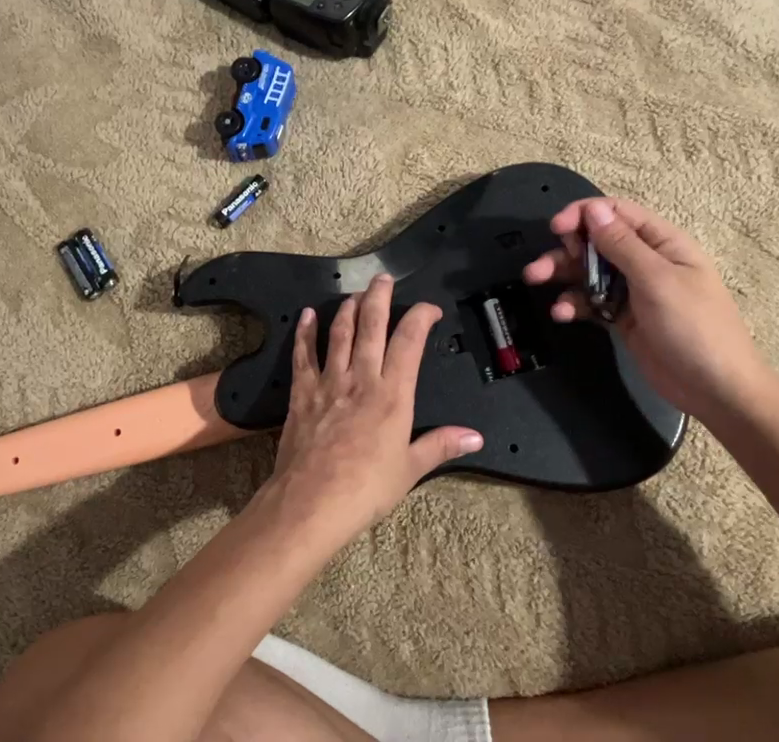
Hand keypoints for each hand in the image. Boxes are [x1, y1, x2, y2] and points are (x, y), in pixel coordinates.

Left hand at [263, 275, 482, 545]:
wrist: (312, 500)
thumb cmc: (367, 488)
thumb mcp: (410, 469)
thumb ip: (441, 446)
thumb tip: (475, 437)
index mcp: (393, 395)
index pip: (410, 342)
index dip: (421, 318)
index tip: (429, 308)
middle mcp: (362, 379)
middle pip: (372, 326)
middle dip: (379, 298)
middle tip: (384, 278)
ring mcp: (329, 382)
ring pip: (340, 334)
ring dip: (348, 309)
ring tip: (356, 293)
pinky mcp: (302, 393)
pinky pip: (304, 355)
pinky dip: (306, 333)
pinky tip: (308, 316)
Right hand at [523, 198, 778, 419]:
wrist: (715, 389)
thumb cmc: (694, 327)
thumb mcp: (657, 280)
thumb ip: (622, 244)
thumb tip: (594, 209)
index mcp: (663, 243)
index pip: (617, 213)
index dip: (584, 215)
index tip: (556, 228)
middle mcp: (646, 261)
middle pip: (597, 242)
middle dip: (566, 248)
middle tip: (541, 265)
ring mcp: (634, 291)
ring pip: (589, 272)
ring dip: (562, 274)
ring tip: (535, 281)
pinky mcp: (623, 318)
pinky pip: (592, 302)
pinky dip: (574, 303)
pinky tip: (562, 313)